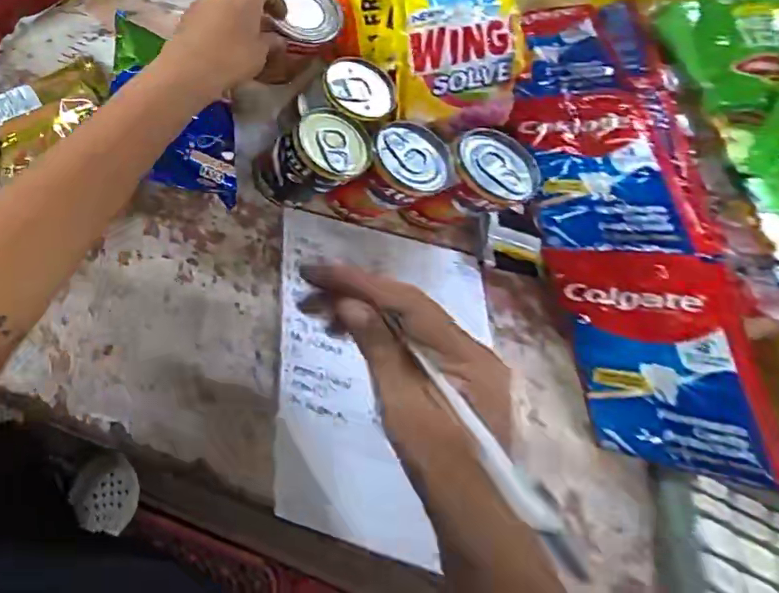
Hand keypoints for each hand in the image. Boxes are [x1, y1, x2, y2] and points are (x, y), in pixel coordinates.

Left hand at [161, 0, 285, 92]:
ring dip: (233, 10)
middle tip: (262, 19)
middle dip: (253, 3)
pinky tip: (220, 35)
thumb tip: (275, 38)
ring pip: (222, 0)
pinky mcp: (184, 15)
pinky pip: (207, 11)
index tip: (282, 18)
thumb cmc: (231, 57)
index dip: (278, 2)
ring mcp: (200, 2)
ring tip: (241, 29)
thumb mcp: (261, 52)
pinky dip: (216, 18)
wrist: (185, 70)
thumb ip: (271, 41)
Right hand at [302, 264, 513, 462]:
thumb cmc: (435, 456)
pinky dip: (373, 325)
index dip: (358, 282)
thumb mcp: (401, 401)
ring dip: (359, 307)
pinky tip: (345, 329)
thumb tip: (349, 302)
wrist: (469, 506)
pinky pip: (407, 334)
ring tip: (318, 310)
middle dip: (355, 290)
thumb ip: (379, 347)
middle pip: (406, 304)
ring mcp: (462, 360)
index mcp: (467, 355)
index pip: (406, 302)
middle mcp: (470, 349)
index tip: (314, 272)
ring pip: (404, 317)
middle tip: (308, 286)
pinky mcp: (448, 372)